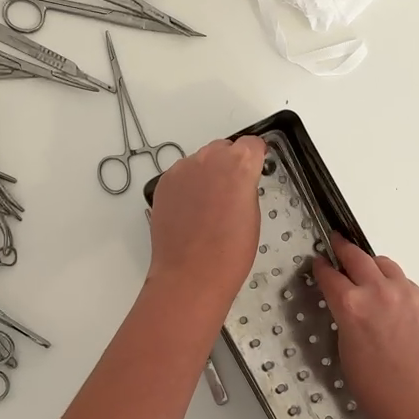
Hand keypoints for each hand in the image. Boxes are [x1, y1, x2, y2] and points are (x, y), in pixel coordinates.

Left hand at [147, 136, 265, 306]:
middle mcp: (209, 159)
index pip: (252, 144)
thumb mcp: (253, 215)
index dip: (255, 157)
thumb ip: (246, 188)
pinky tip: (191, 212)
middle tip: (231, 194)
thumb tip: (238, 184)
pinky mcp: (164, 183)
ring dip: (206, 175)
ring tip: (208, 208)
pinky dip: (187, 187)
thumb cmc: (230, 252)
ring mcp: (183, 170)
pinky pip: (181, 175)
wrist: (191, 274)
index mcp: (239, 164)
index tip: (254, 170)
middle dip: (229, 164)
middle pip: (223, 148)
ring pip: (200, 161)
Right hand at [311, 238, 418, 418]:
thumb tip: (347, 303)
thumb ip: (345, 318)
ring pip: (384, 263)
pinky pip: (404, 281)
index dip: (321, 268)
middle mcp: (378, 291)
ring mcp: (406, 292)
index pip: (329, 275)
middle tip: (336, 241)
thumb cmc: (375, 386)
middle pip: (356, 257)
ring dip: (371, 263)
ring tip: (366, 269)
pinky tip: (390, 298)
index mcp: (351, 306)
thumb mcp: (346, 349)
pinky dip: (393, 282)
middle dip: (343, 248)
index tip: (318, 262)